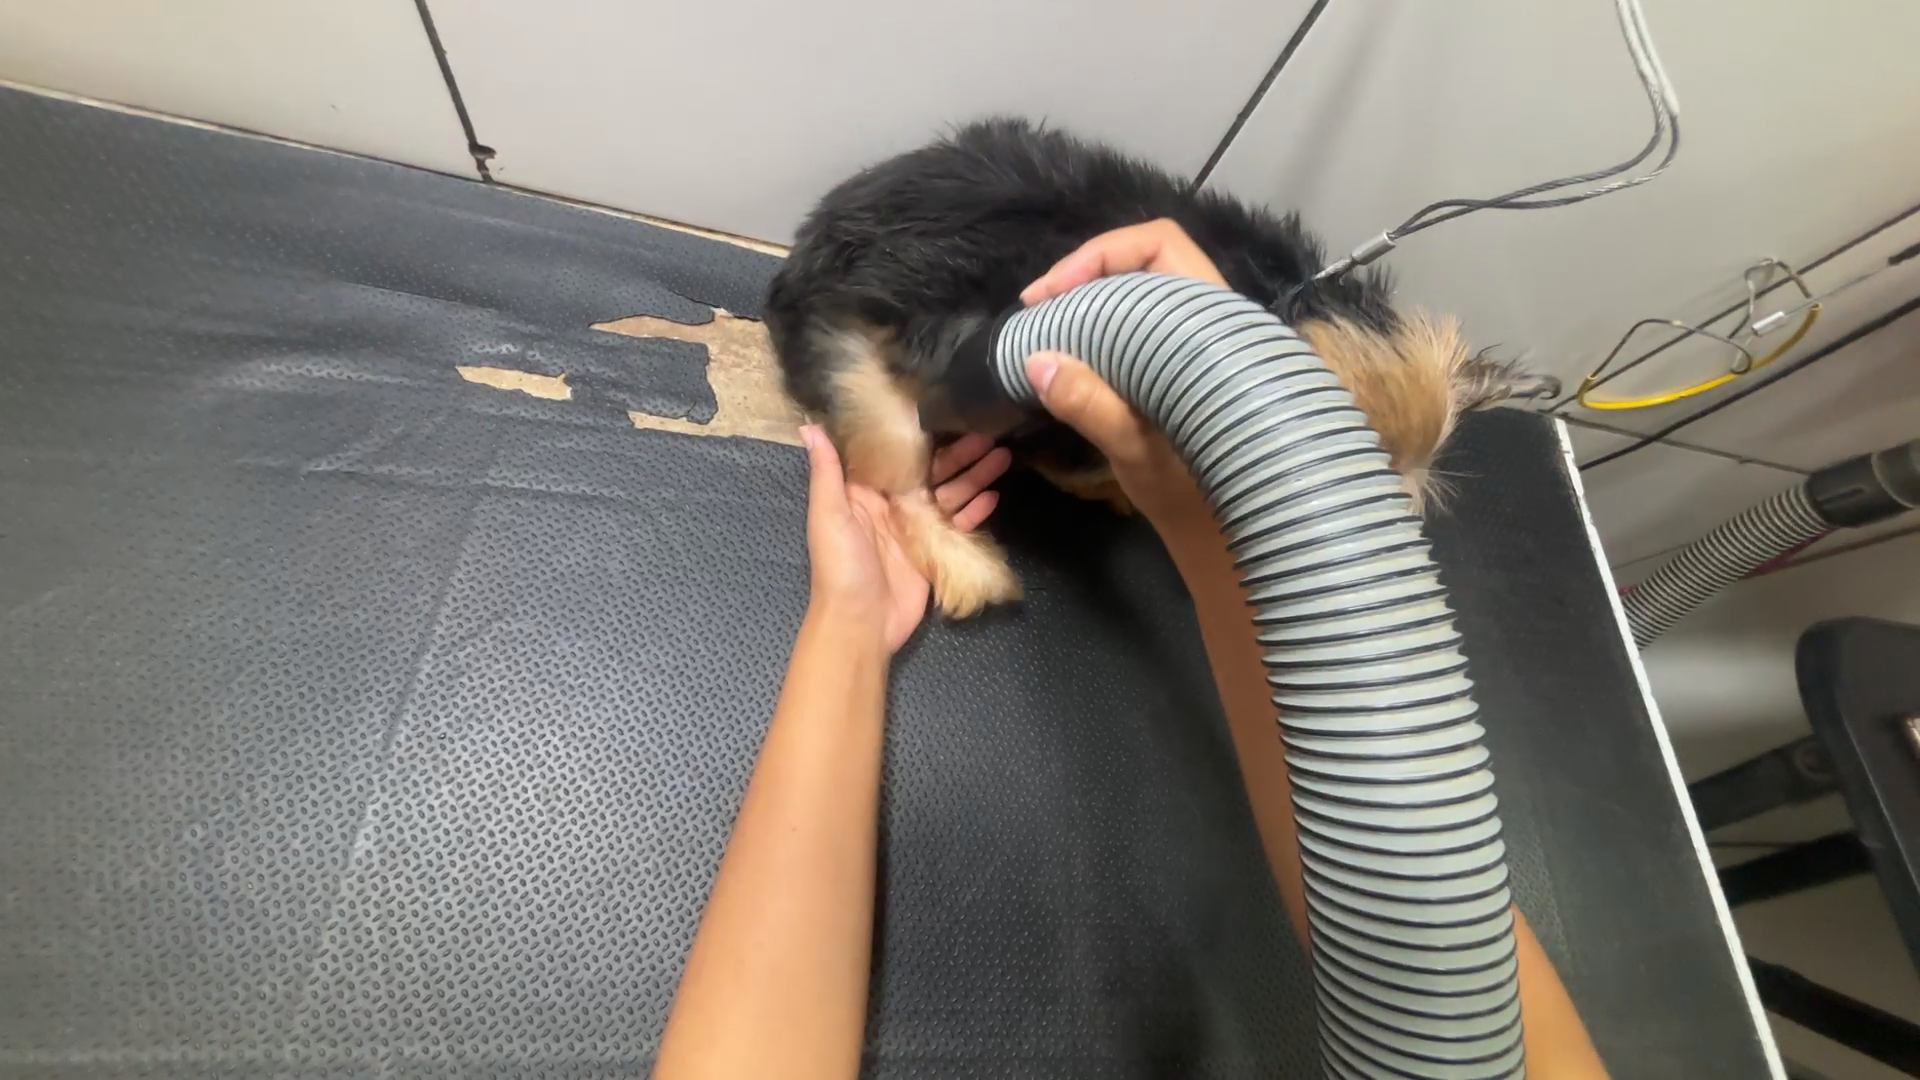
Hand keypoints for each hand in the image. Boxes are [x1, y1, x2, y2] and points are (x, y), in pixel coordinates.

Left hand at [800, 427, 1009, 653]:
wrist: (860, 623)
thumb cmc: (839, 568)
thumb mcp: (828, 514)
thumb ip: (826, 471)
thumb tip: (810, 426)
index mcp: (866, 493)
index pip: (898, 455)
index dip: (920, 434)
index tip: (946, 409)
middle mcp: (893, 506)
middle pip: (932, 472)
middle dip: (959, 453)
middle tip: (988, 433)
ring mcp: (916, 529)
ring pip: (950, 494)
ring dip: (974, 476)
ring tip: (1002, 456)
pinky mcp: (933, 552)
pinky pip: (958, 525)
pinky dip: (975, 511)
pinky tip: (993, 496)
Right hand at [1020, 220, 1222, 540]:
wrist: (1222, 530)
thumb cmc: (1190, 493)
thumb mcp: (1136, 452)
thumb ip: (1092, 407)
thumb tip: (1036, 363)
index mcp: (1212, 326)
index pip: (1160, 246)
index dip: (1100, 255)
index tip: (1050, 293)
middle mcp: (1209, 320)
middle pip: (1145, 260)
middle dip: (1083, 275)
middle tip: (1037, 308)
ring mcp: (1195, 342)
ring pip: (1140, 292)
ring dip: (1089, 301)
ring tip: (1046, 326)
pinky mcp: (1179, 365)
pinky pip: (1138, 324)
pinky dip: (1099, 327)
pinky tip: (1072, 352)